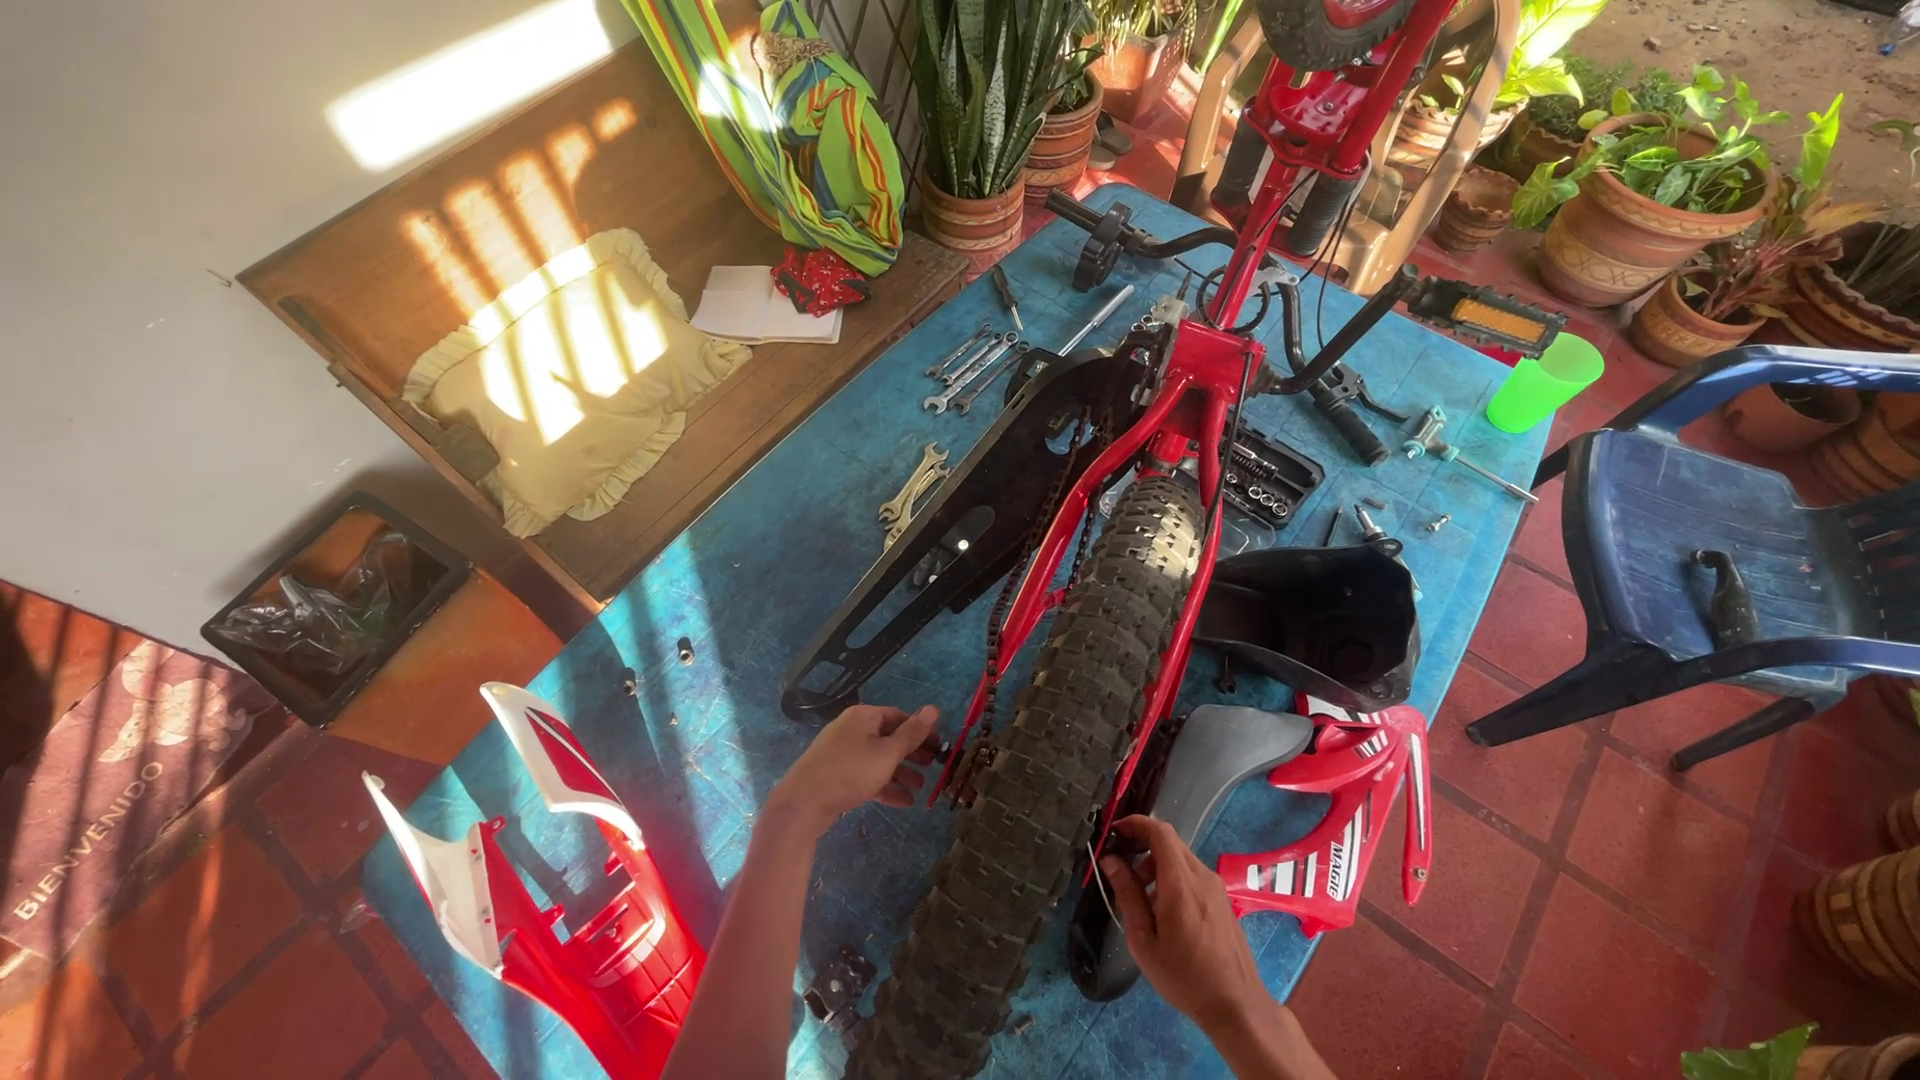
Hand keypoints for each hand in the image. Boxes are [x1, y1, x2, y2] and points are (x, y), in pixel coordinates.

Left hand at [767, 705, 940, 837]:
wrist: (803, 803)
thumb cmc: (850, 771)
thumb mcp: (887, 753)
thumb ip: (912, 733)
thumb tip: (934, 709)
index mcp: (864, 717)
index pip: (899, 716)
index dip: (920, 731)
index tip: (939, 747)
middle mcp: (852, 730)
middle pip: (889, 738)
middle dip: (912, 754)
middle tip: (932, 767)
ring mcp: (842, 753)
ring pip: (879, 759)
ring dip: (901, 773)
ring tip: (920, 788)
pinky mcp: (836, 775)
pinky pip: (866, 776)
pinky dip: (885, 786)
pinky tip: (903, 802)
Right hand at [1098, 815, 1271, 1031]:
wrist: (1236, 1004)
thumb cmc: (1184, 976)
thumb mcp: (1143, 940)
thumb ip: (1127, 894)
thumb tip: (1111, 860)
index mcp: (1181, 883)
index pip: (1160, 831)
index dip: (1135, 824)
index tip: (1114, 834)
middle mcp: (1202, 876)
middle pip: (1170, 843)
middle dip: (1142, 848)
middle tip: (1121, 872)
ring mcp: (1216, 888)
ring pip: (1181, 859)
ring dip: (1156, 866)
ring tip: (1140, 899)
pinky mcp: (1222, 900)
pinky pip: (1193, 875)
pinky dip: (1172, 878)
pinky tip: (1164, 912)